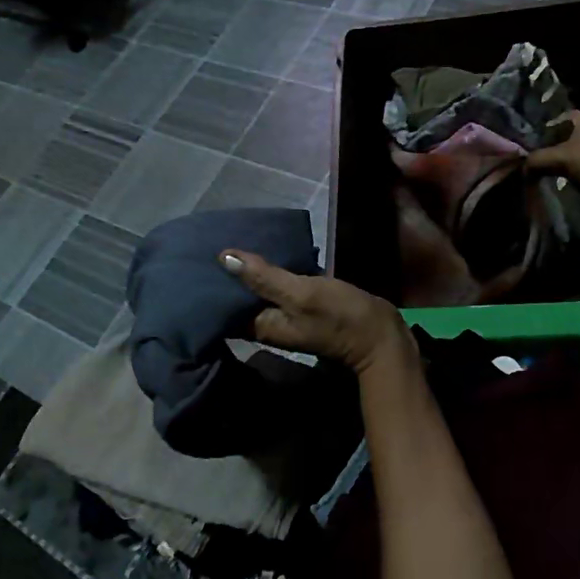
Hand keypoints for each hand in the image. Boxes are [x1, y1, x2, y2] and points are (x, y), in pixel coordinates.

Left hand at [220, 250, 413, 374]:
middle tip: (213, 242)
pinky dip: (271, 274)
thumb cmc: (340, 316)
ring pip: (259, 293)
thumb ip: (263, 277)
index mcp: (262, 326)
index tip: (198, 260)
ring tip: (234, 241)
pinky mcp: (303, 307)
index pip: (223, 308)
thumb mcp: (300, 293)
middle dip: (228, 276)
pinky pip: (279, 288)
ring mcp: (287, 317)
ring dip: (249, 273)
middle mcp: (269, 324)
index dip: (210, 286)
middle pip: (240, 300)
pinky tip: (266, 253)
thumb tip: (224, 257)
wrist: (381, 337)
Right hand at [527, 109, 579, 189]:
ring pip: (566, 151)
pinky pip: (575, 163)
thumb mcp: (560, 158)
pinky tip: (554, 179)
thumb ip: (537, 160)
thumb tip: (522, 166)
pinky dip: (565, 170)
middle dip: (544, 150)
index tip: (524, 149)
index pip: (550, 121)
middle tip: (528, 163)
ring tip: (538, 173)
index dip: (536, 134)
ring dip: (554, 162)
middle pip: (558, 137)